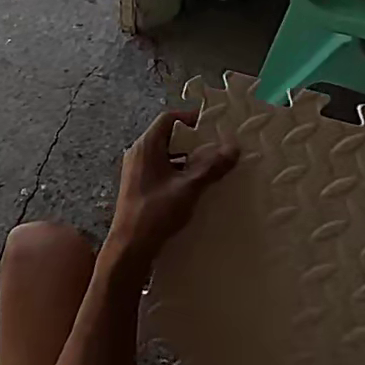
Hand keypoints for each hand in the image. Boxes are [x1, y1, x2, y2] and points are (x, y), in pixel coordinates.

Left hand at [103, 110, 237, 278]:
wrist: (130, 246)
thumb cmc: (156, 212)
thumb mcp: (188, 188)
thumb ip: (211, 167)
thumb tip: (233, 148)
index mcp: (146, 147)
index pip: (167, 119)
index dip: (189, 118)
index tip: (212, 125)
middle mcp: (138, 154)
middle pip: (168, 137)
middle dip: (193, 141)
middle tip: (217, 146)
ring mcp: (137, 171)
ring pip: (166, 155)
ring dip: (187, 158)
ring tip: (212, 166)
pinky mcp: (139, 186)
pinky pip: (162, 170)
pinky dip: (179, 172)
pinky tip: (196, 185)